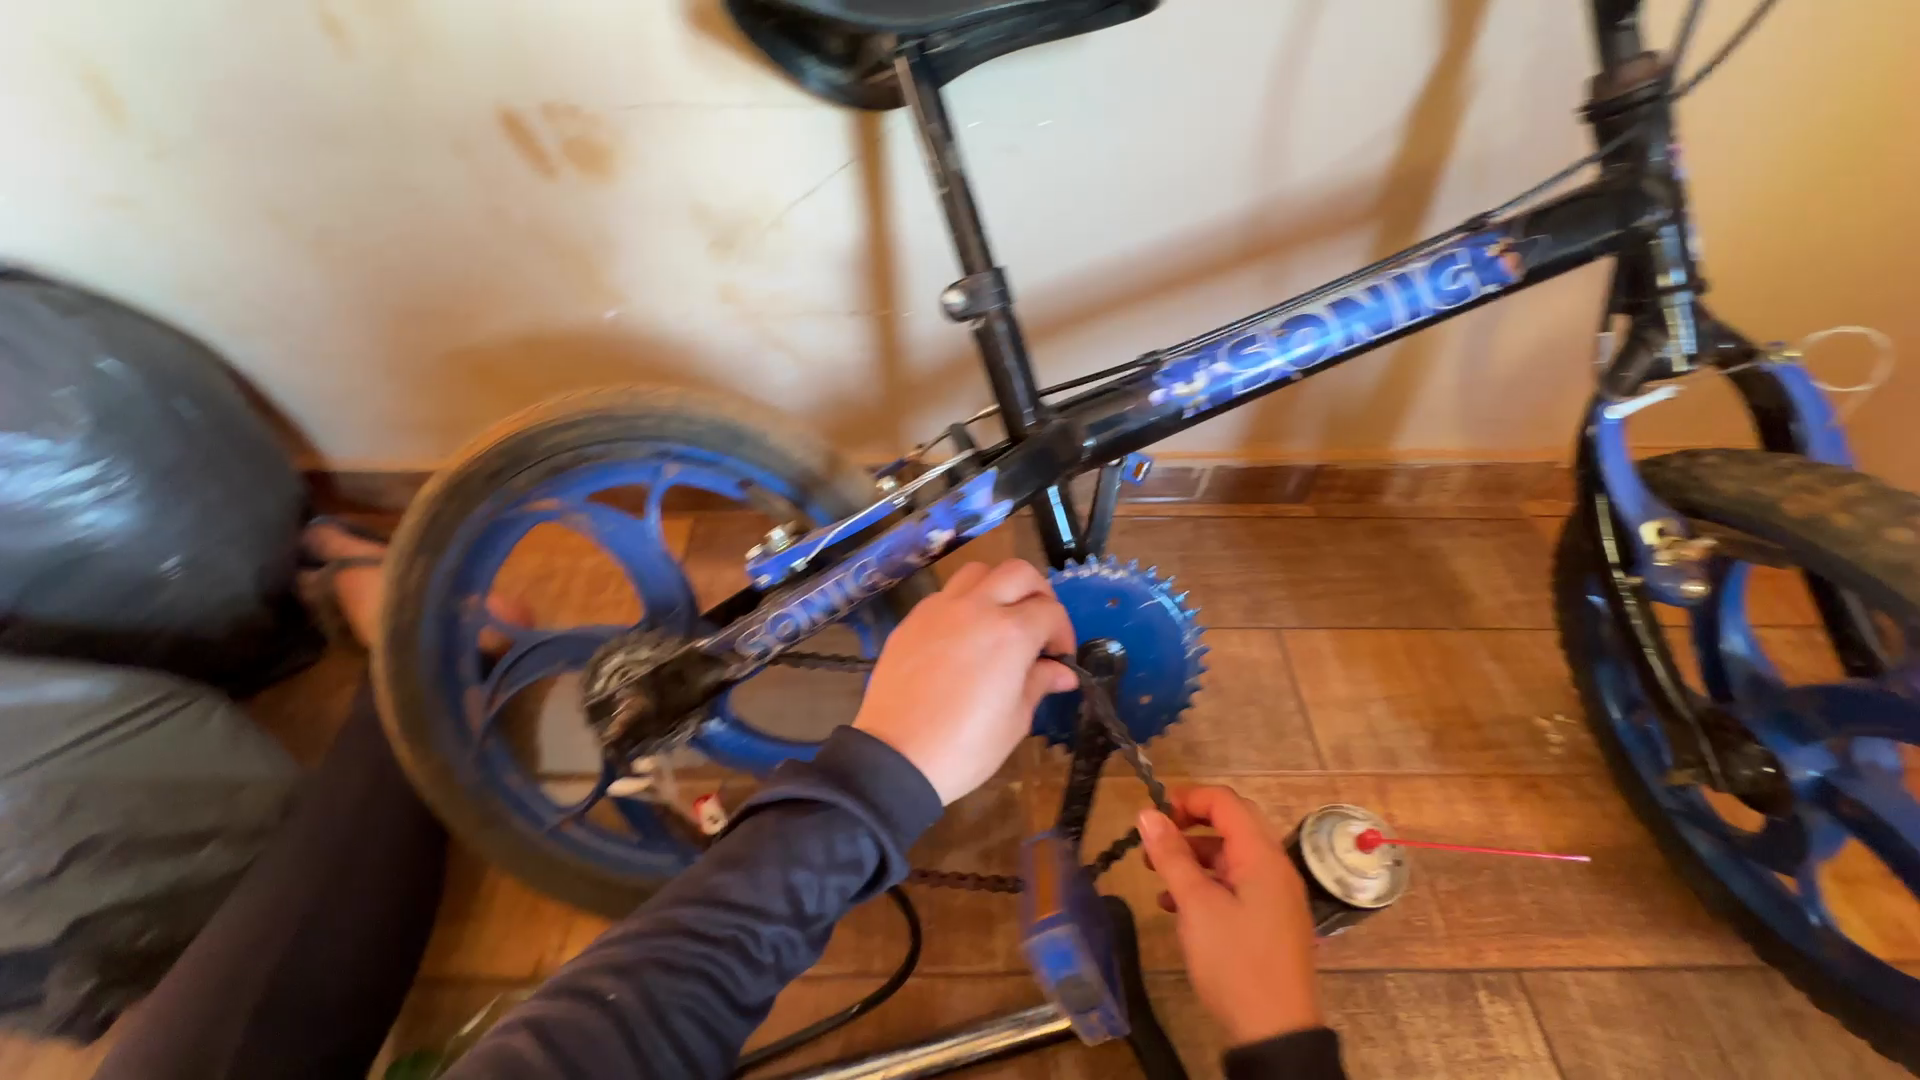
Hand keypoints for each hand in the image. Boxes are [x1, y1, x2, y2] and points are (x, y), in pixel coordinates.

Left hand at [853, 560, 1078, 803]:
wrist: (897, 757)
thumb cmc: (966, 746)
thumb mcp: (1015, 720)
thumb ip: (1039, 683)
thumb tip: (1062, 672)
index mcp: (1010, 633)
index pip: (1050, 612)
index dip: (1063, 633)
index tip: (1059, 657)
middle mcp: (976, 608)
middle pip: (1018, 572)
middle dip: (1038, 593)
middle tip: (1039, 624)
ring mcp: (939, 609)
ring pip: (978, 571)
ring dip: (998, 586)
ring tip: (1001, 618)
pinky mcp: (913, 620)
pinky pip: (946, 594)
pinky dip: (964, 602)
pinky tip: (964, 634)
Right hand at [1137, 786, 1323, 1044]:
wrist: (1276, 1033)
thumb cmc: (1235, 961)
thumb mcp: (1195, 905)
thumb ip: (1171, 855)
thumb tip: (1148, 813)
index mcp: (1262, 856)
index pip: (1225, 802)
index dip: (1187, 799)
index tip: (1154, 817)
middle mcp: (1274, 868)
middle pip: (1230, 825)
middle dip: (1188, 827)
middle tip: (1154, 843)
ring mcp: (1274, 896)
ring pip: (1229, 857)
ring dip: (1192, 858)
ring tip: (1156, 874)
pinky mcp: (1269, 921)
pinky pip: (1235, 885)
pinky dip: (1205, 884)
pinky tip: (1175, 905)